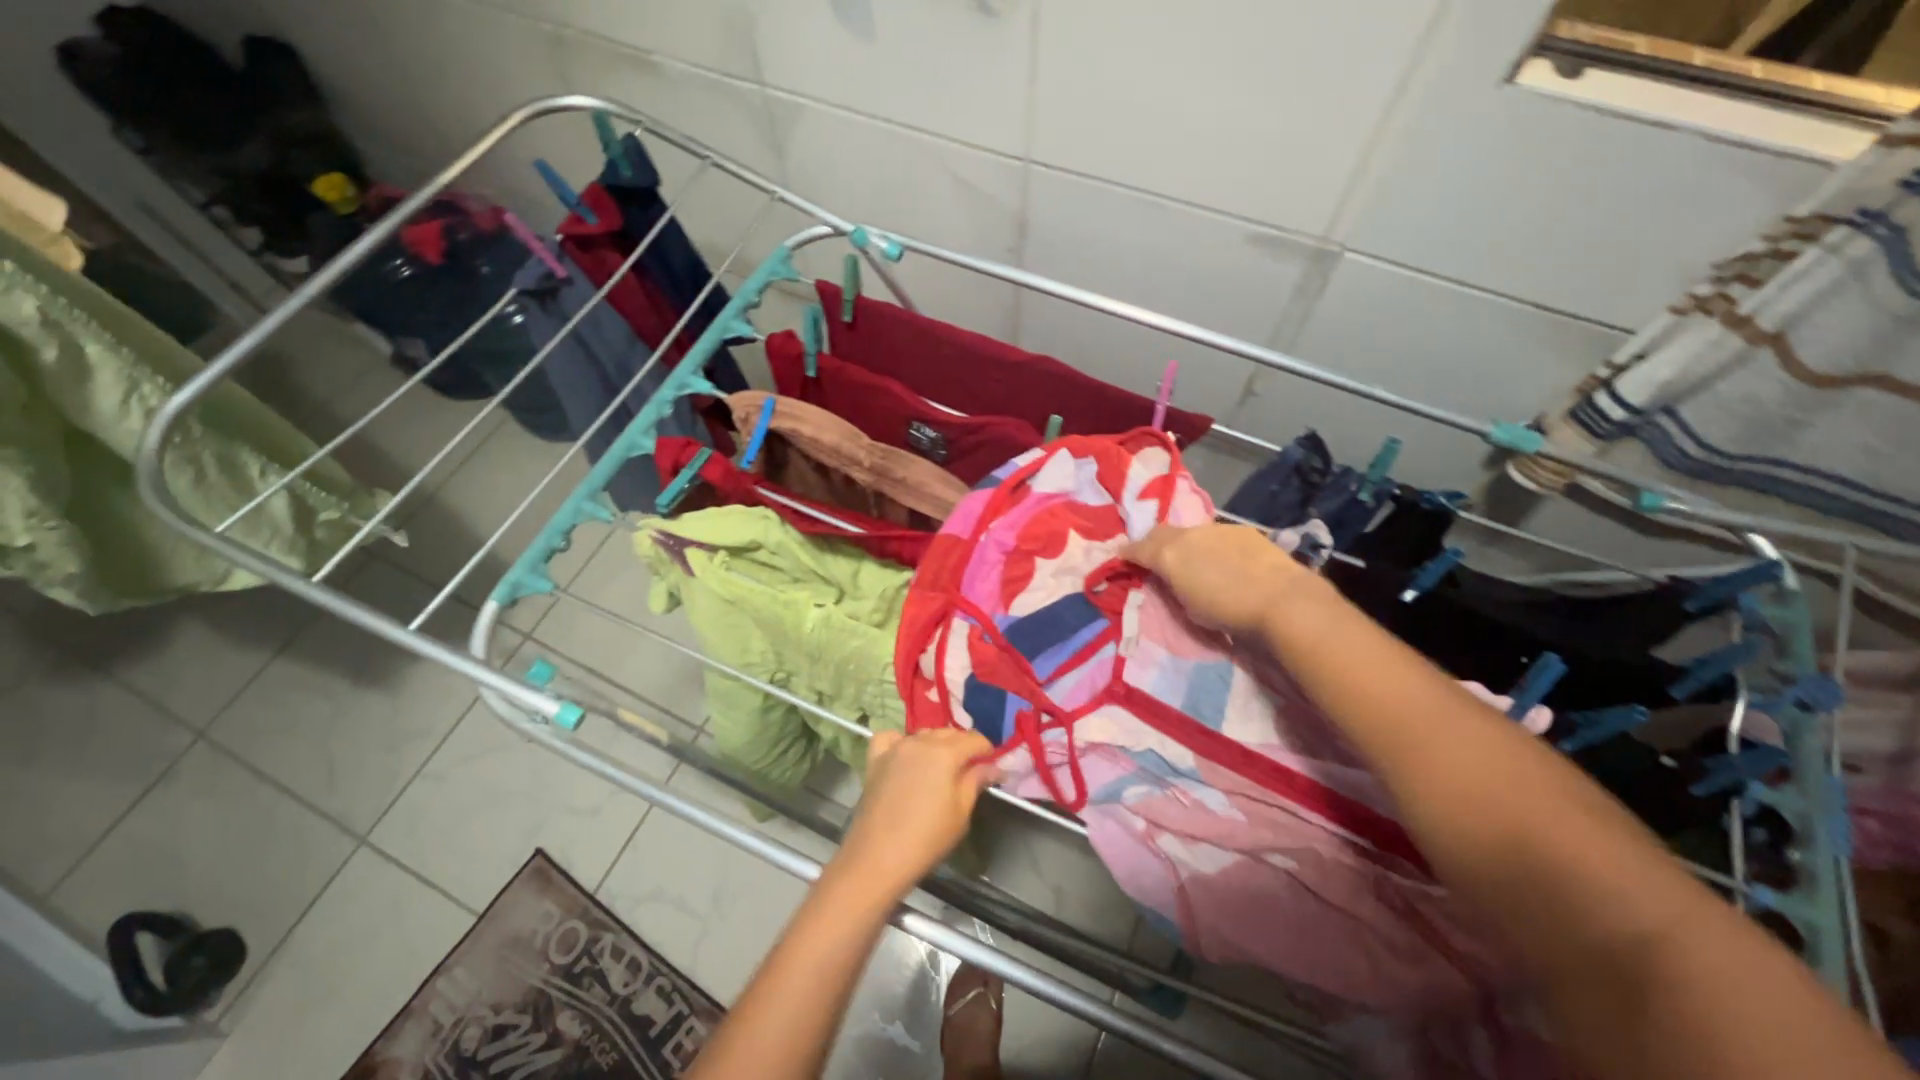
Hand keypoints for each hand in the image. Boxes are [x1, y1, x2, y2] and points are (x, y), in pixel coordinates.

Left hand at [834, 730, 996, 900]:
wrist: (878, 856)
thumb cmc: (927, 838)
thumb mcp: (960, 812)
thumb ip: (976, 781)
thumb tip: (993, 766)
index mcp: (945, 753)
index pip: (974, 740)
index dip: (986, 749)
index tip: (992, 764)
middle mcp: (920, 742)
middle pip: (948, 733)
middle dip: (963, 746)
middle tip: (970, 768)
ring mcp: (895, 748)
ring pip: (922, 734)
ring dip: (936, 743)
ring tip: (941, 765)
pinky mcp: (875, 759)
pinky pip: (891, 738)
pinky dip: (901, 741)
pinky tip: (906, 755)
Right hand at [1123, 523, 1311, 635]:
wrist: (1281, 600)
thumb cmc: (1228, 614)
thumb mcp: (1187, 608)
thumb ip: (1173, 587)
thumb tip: (1171, 578)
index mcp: (1168, 555)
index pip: (1137, 548)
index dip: (1127, 554)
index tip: (1121, 558)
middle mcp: (1188, 535)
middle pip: (1161, 532)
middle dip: (1152, 543)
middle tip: (1152, 557)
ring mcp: (1216, 529)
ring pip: (1191, 533)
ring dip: (1185, 545)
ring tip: (1193, 563)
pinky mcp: (1242, 531)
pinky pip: (1217, 536)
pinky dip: (1212, 547)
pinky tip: (1225, 562)